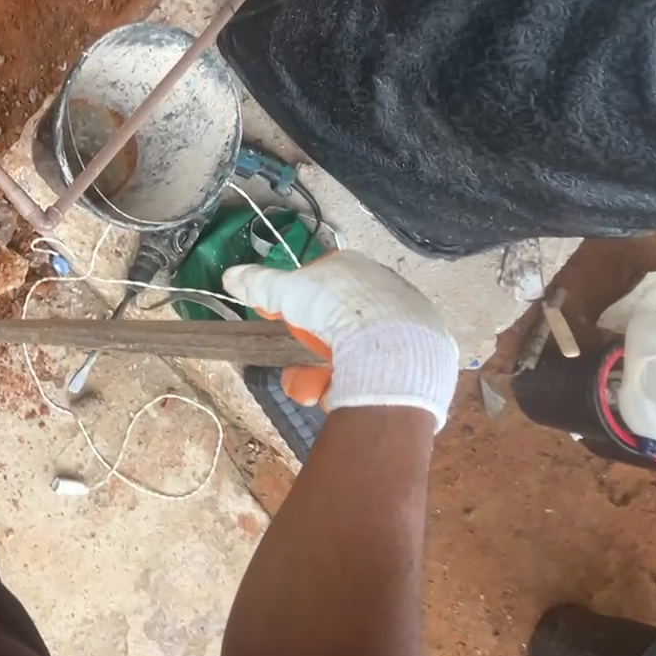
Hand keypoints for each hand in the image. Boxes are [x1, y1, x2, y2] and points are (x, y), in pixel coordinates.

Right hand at [224, 251, 458, 429]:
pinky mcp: (425, 356)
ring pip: (352, 347)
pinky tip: (337, 388)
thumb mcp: (282, 292)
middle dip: (306, 343)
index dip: (294, 301)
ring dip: (321, 367)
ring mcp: (408, 322)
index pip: (317, 280)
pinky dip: (353, 378)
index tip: (279, 318)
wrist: (391, 353)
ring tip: (311, 384)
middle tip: (294, 358)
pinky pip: (375, 366)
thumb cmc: (335, 311)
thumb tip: (230, 275)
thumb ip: (255, 283)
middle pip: (332, 318)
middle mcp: (384, 289)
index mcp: (353, 267)